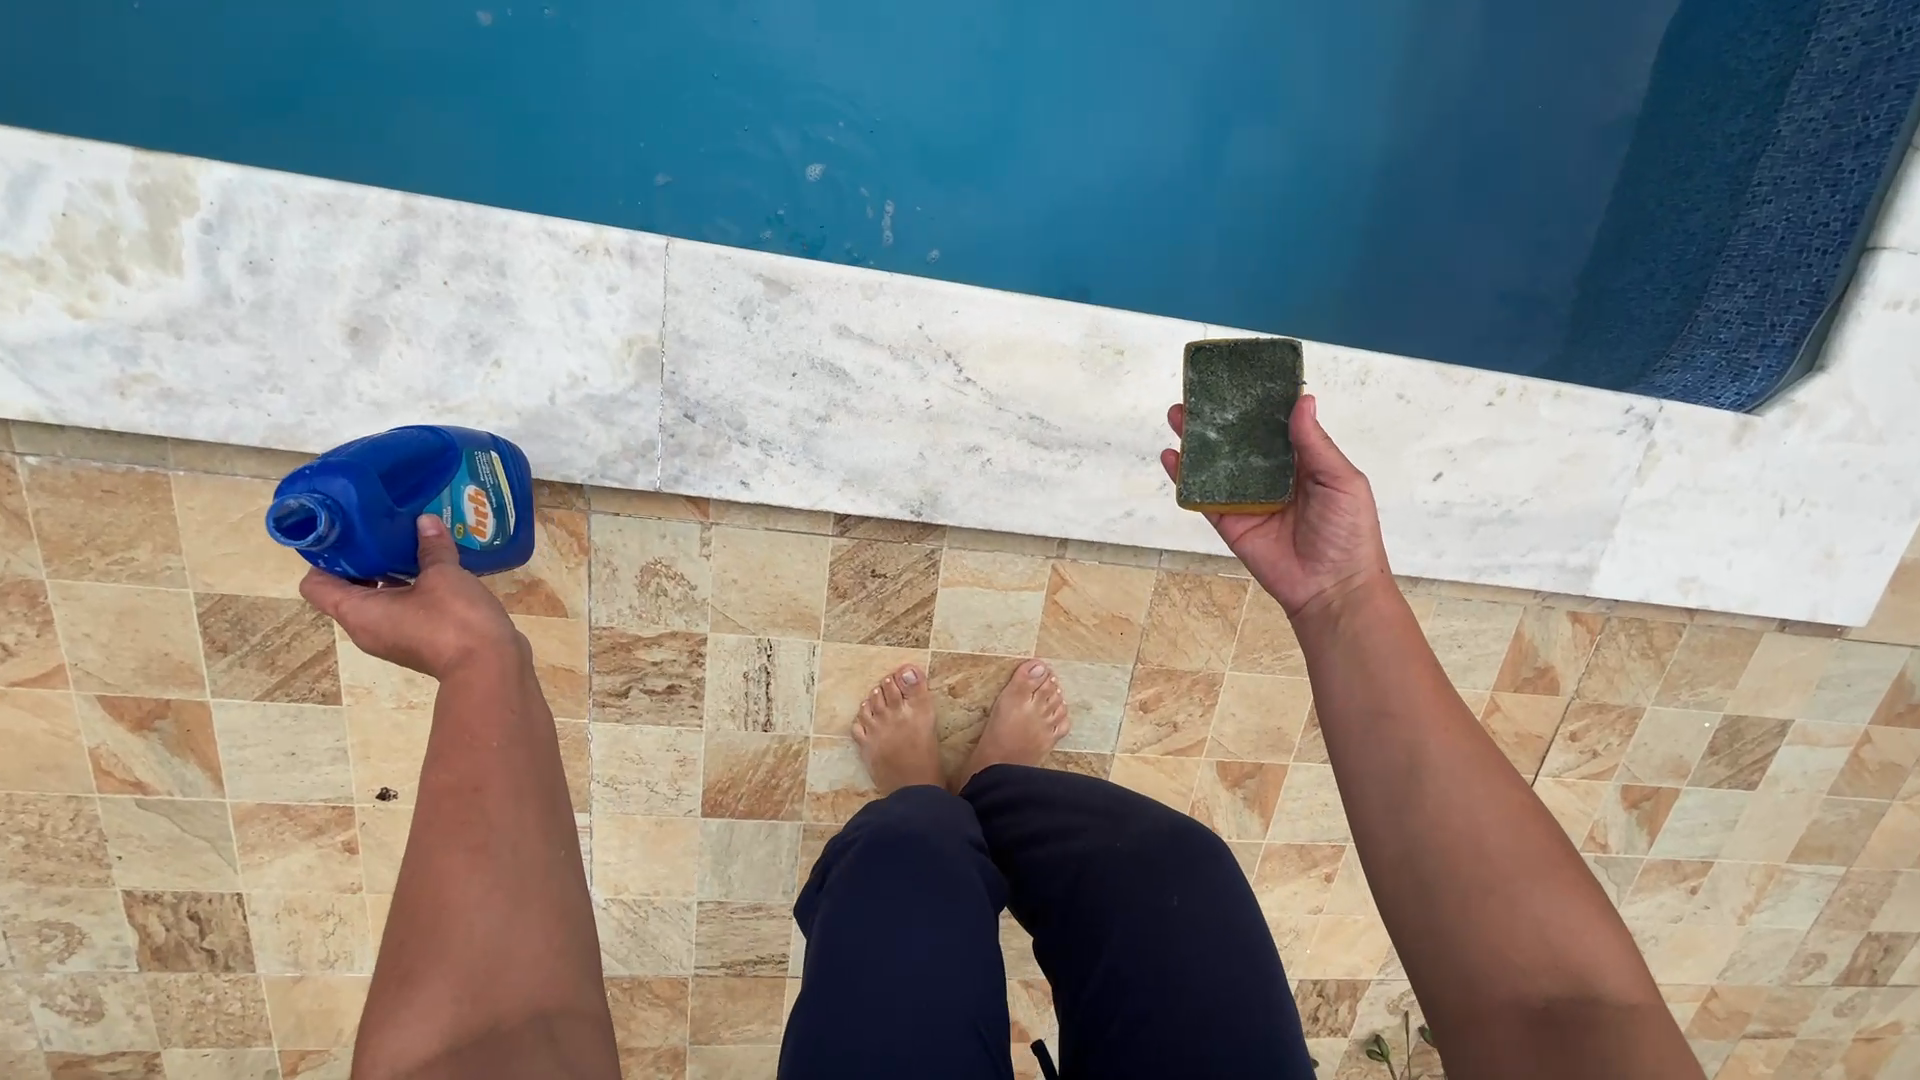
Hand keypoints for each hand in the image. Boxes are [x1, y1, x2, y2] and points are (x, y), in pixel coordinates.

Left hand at [301, 514, 524, 679]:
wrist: (489, 667)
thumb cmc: (455, 620)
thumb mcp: (444, 576)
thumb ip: (432, 548)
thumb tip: (425, 520)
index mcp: (358, 612)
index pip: (316, 584)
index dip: (326, 559)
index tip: (351, 538)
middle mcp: (366, 628)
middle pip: (347, 592)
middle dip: (365, 563)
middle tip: (387, 538)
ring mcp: (392, 640)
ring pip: (378, 604)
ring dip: (392, 579)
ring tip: (416, 554)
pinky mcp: (417, 645)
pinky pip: (402, 614)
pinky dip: (412, 595)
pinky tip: (438, 578)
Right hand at [1161, 394, 1390, 617]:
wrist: (1331, 587)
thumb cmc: (1349, 532)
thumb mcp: (1341, 480)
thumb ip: (1314, 443)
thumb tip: (1301, 400)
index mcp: (1300, 462)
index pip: (1273, 426)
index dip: (1256, 404)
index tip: (1237, 380)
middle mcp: (1270, 477)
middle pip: (1238, 442)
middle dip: (1217, 419)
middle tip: (1195, 396)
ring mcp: (1246, 500)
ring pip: (1216, 465)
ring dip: (1196, 442)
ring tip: (1177, 416)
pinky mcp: (1228, 522)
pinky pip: (1202, 498)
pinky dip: (1184, 479)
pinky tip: (1171, 457)